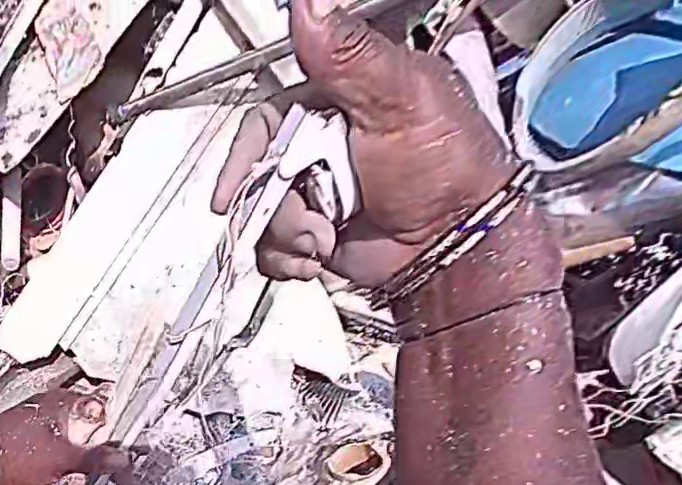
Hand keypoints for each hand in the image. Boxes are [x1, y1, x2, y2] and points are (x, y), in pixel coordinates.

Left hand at [0, 388, 134, 484]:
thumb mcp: (62, 459)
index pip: (102, 406)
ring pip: (74, 442)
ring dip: (89, 458)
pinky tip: (76, 480)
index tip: (132, 447)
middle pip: (89, 425)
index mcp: (60, 402)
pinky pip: (59, 457)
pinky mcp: (29, 450)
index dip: (120, 425)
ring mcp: (38, 431)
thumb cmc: (9, 454)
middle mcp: (49, 411)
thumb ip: (96, 459)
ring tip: (106, 474)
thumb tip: (124, 460)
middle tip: (123, 466)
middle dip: (106, 445)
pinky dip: (71, 467)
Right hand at [210, 0, 514, 286]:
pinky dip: (287, 261)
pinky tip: (315, 258)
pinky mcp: (309, 237)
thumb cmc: (445, 166)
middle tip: (312, 222)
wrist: (450, 241)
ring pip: (261, 220)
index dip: (243, 159)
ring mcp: (310, 197)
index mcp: (331, 109)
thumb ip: (348, 55)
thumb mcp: (400, 98)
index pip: (264, 127)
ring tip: (324, 240)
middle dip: (278, 211)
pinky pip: (270, 253)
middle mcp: (314, 152)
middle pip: (259, 181)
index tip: (231, 193)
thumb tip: (309, 6)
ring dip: (288, 239)